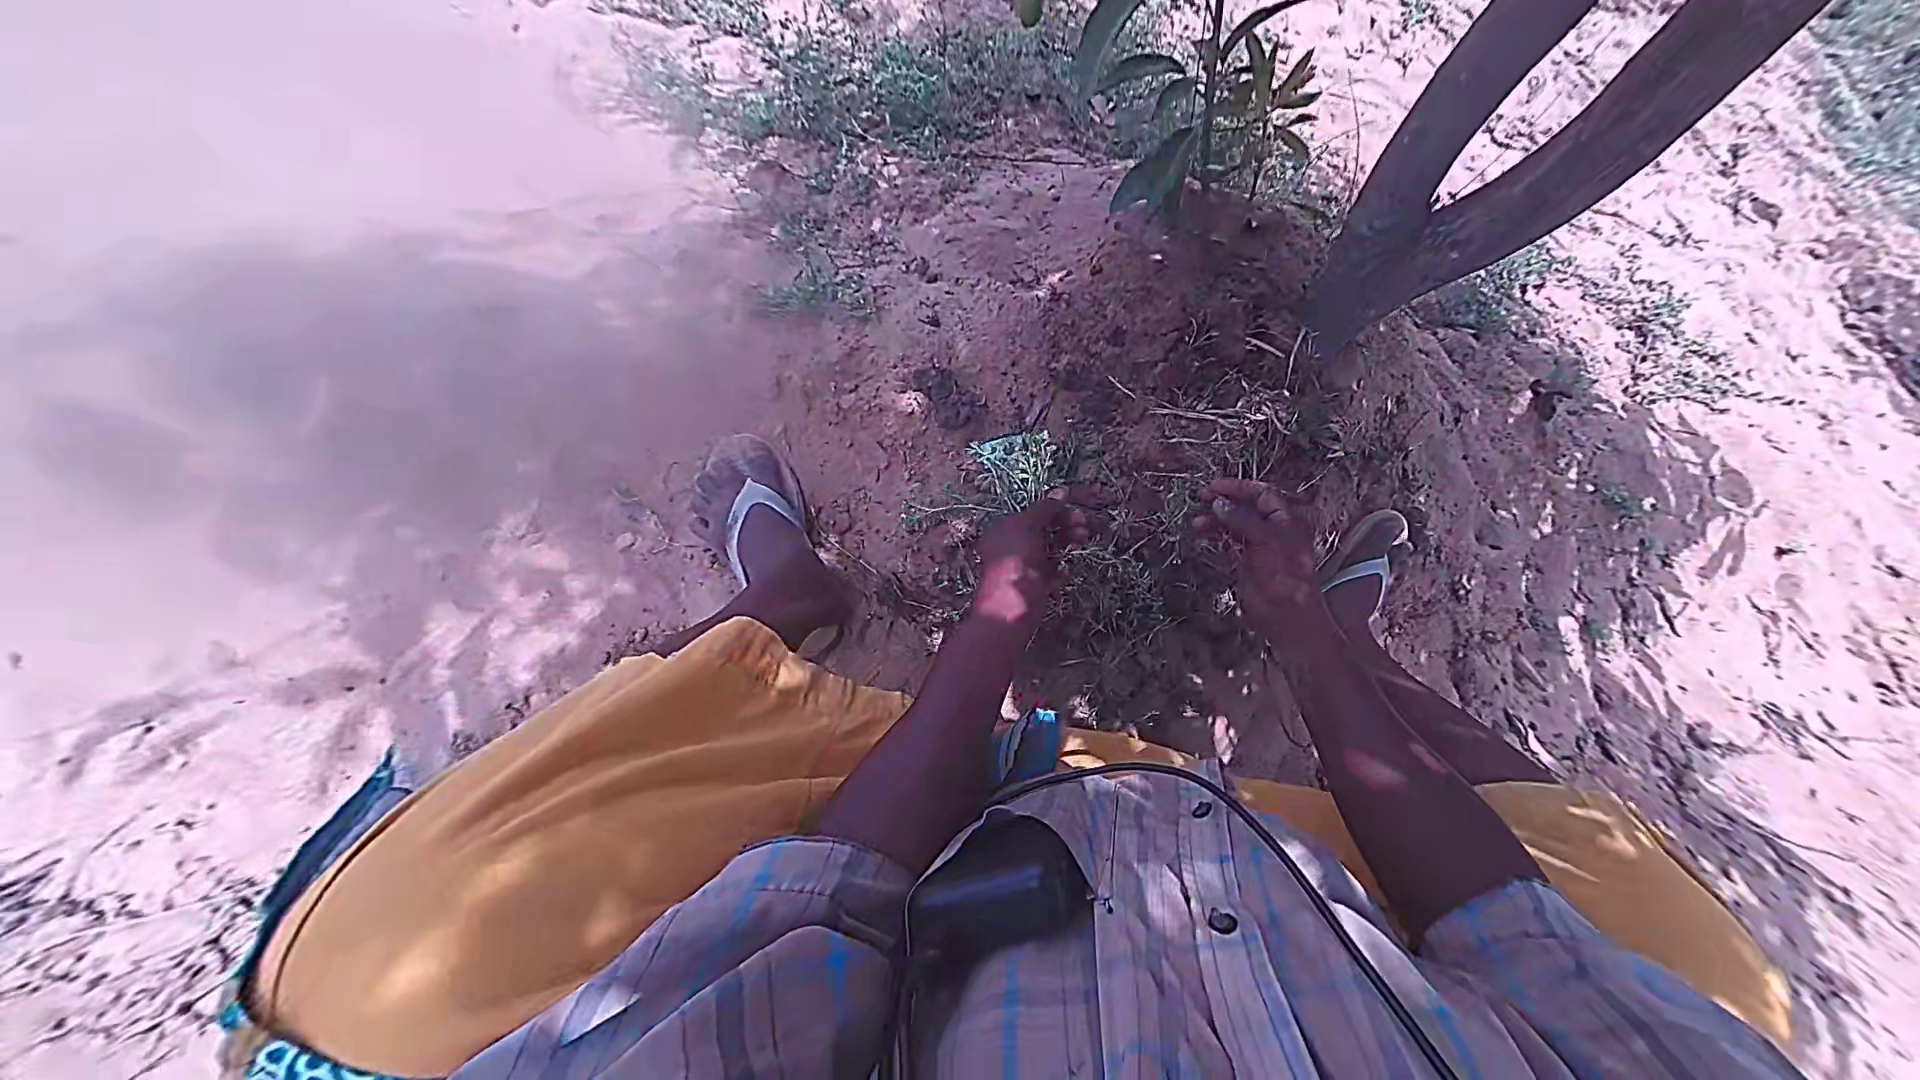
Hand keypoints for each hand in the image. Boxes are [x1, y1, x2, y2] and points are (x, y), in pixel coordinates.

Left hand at [970, 490, 1090, 628]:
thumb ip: (1044, 508)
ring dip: (1067, 539)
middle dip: (1064, 523)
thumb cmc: (1016, 558)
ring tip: (1082, 538)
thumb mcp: (1028, 525)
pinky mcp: (1036, 583)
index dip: (1053, 508)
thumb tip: (1061, 491)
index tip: (1074, 507)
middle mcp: (1013, 545)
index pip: (1032, 512)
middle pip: (1043, 528)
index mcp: (1004, 529)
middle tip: (1082, 524)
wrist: (1014, 603)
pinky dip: (1062, 565)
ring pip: (1050, 546)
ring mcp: (1025, 564)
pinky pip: (1053, 569)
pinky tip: (1067, 566)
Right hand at [1191, 478, 1330, 642]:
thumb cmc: (1286, 578)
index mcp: (1286, 520)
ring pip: (1234, 524)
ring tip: (1197, 521)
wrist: (1286, 615)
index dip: (1239, 488)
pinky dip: (1215, 534)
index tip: (1215, 487)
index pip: (1262, 494)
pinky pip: (1228, 540)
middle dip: (1225, 501)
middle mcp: (1273, 530)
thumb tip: (1219, 503)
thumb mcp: (1267, 541)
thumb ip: (1242, 520)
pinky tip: (1203, 533)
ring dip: (1215, 519)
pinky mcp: (1246, 560)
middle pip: (1246, 507)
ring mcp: (1259, 545)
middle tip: (1202, 498)